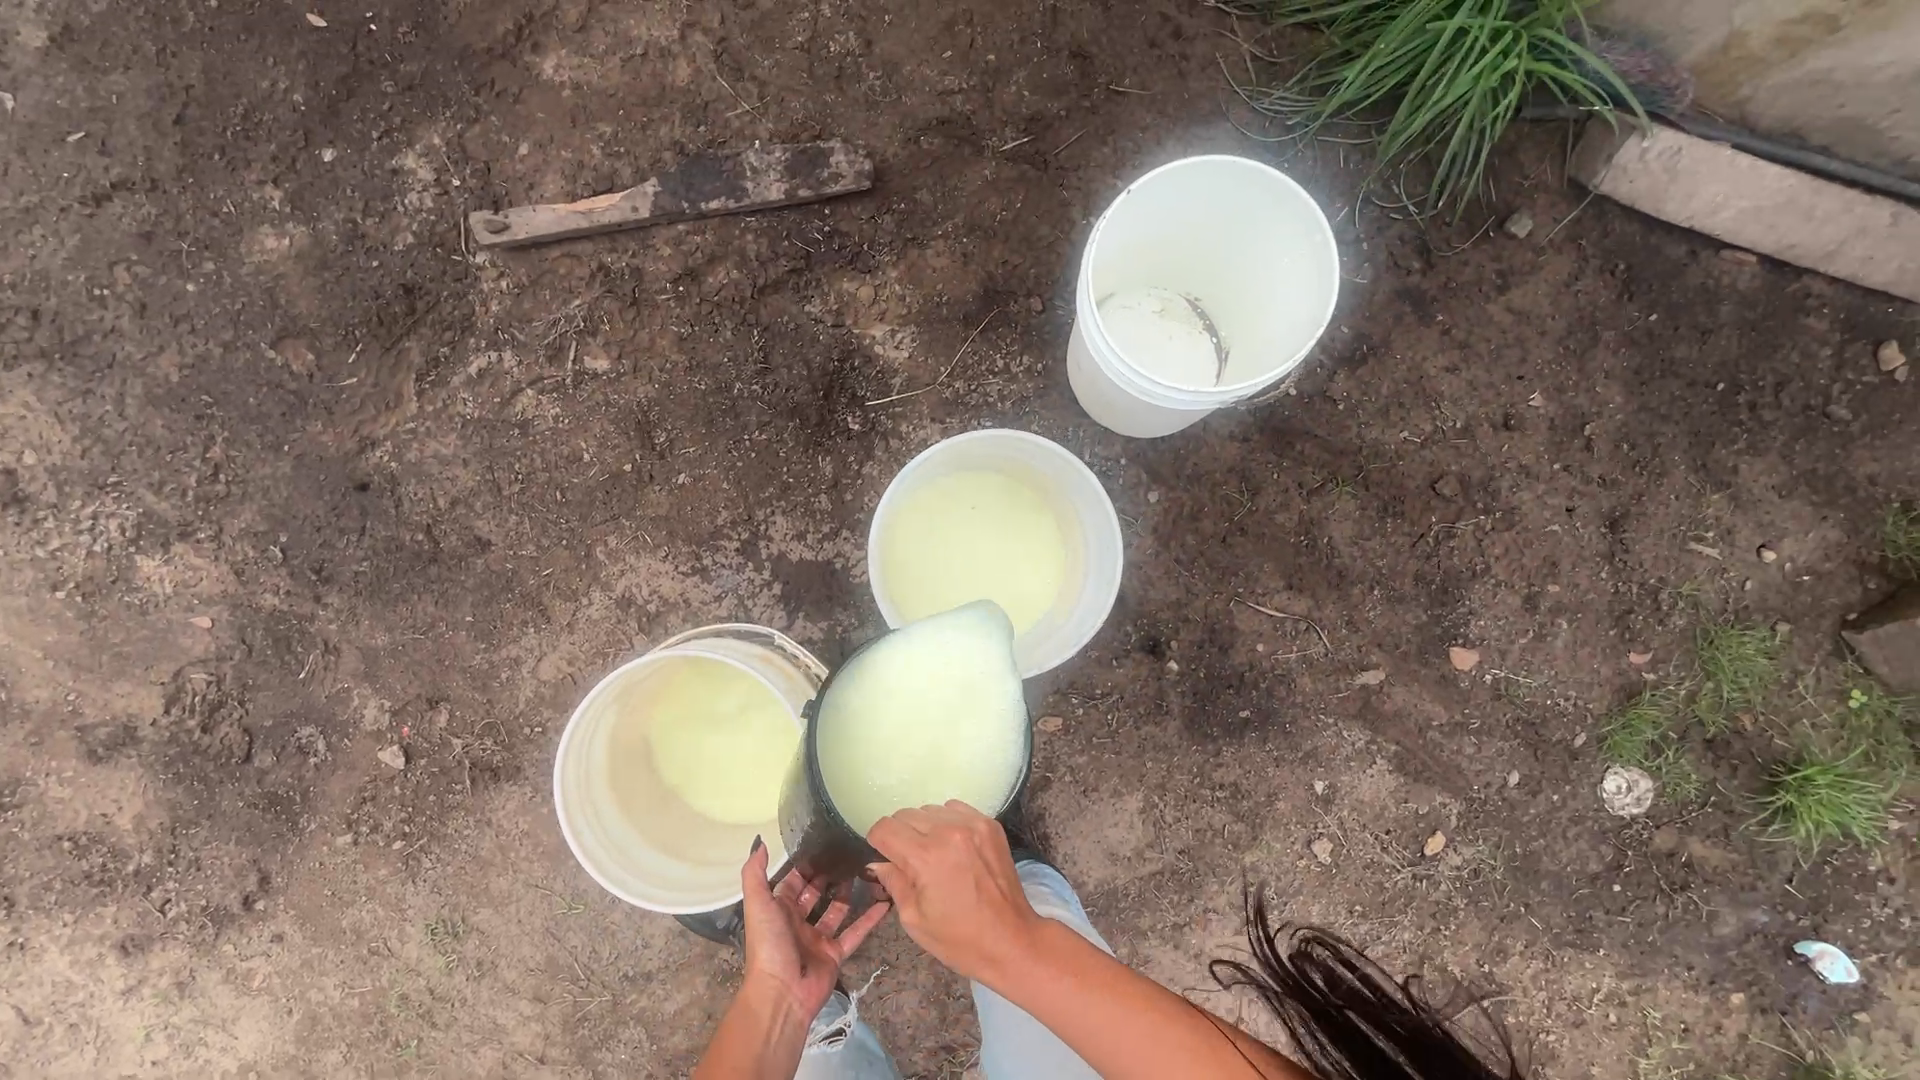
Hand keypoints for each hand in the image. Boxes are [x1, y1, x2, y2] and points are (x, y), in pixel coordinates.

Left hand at [738, 839, 891, 1020]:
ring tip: (866, 869)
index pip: (793, 881)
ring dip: (848, 893)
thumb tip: (760, 841)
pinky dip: (869, 919)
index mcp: (779, 910)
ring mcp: (817, 939)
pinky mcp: (835, 954)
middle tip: (849, 852)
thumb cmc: (769, 945)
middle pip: (815, 894)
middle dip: (829, 875)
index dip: (806, 864)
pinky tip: (884, 902)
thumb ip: (755, 873)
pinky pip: (855, 932)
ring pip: (836, 911)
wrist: (782, 994)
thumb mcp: (758, 904)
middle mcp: (798, 922)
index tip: (824, 843)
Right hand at [865, 802, 1043, 981]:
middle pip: (905, 815)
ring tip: (934, 854)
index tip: (884, 857)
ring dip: (925, 827)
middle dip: (900, 835)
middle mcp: (949, 831)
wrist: (1011, 940)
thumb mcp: (914, 919)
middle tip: (909, 862)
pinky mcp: (990, 824)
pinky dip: (948, 822)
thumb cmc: (959, 939)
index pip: (885, 828)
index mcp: (926, 857)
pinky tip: (954, 846)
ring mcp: (973, 824)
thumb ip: (893, 882)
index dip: (878, 843)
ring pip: (930, 809)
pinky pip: (956, 809)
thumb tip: (877, 863)